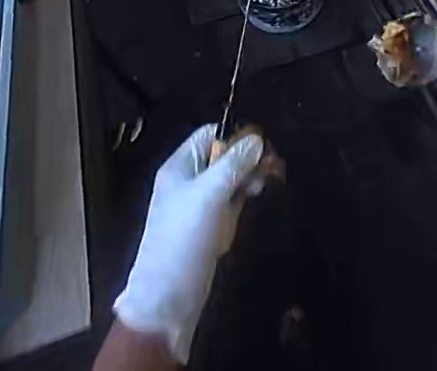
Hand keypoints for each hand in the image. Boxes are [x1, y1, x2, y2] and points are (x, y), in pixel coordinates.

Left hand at [111, 124, 264, 363]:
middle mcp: (188, 180)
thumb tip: (257, 139)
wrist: (166, 302)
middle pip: (223, 155)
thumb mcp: (210, 193)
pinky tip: (248, 207)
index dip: (235, 136)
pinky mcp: (207, 226)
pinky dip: (240, 202)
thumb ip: (235, 162)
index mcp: (180, 166)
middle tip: (270, 168)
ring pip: (230, 179)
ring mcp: (198, 205)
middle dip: (247, 159)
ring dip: (246, 180)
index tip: (262, 146)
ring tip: (259, 188)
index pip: (210, 134)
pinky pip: (229, 203)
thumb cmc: (184, 239)